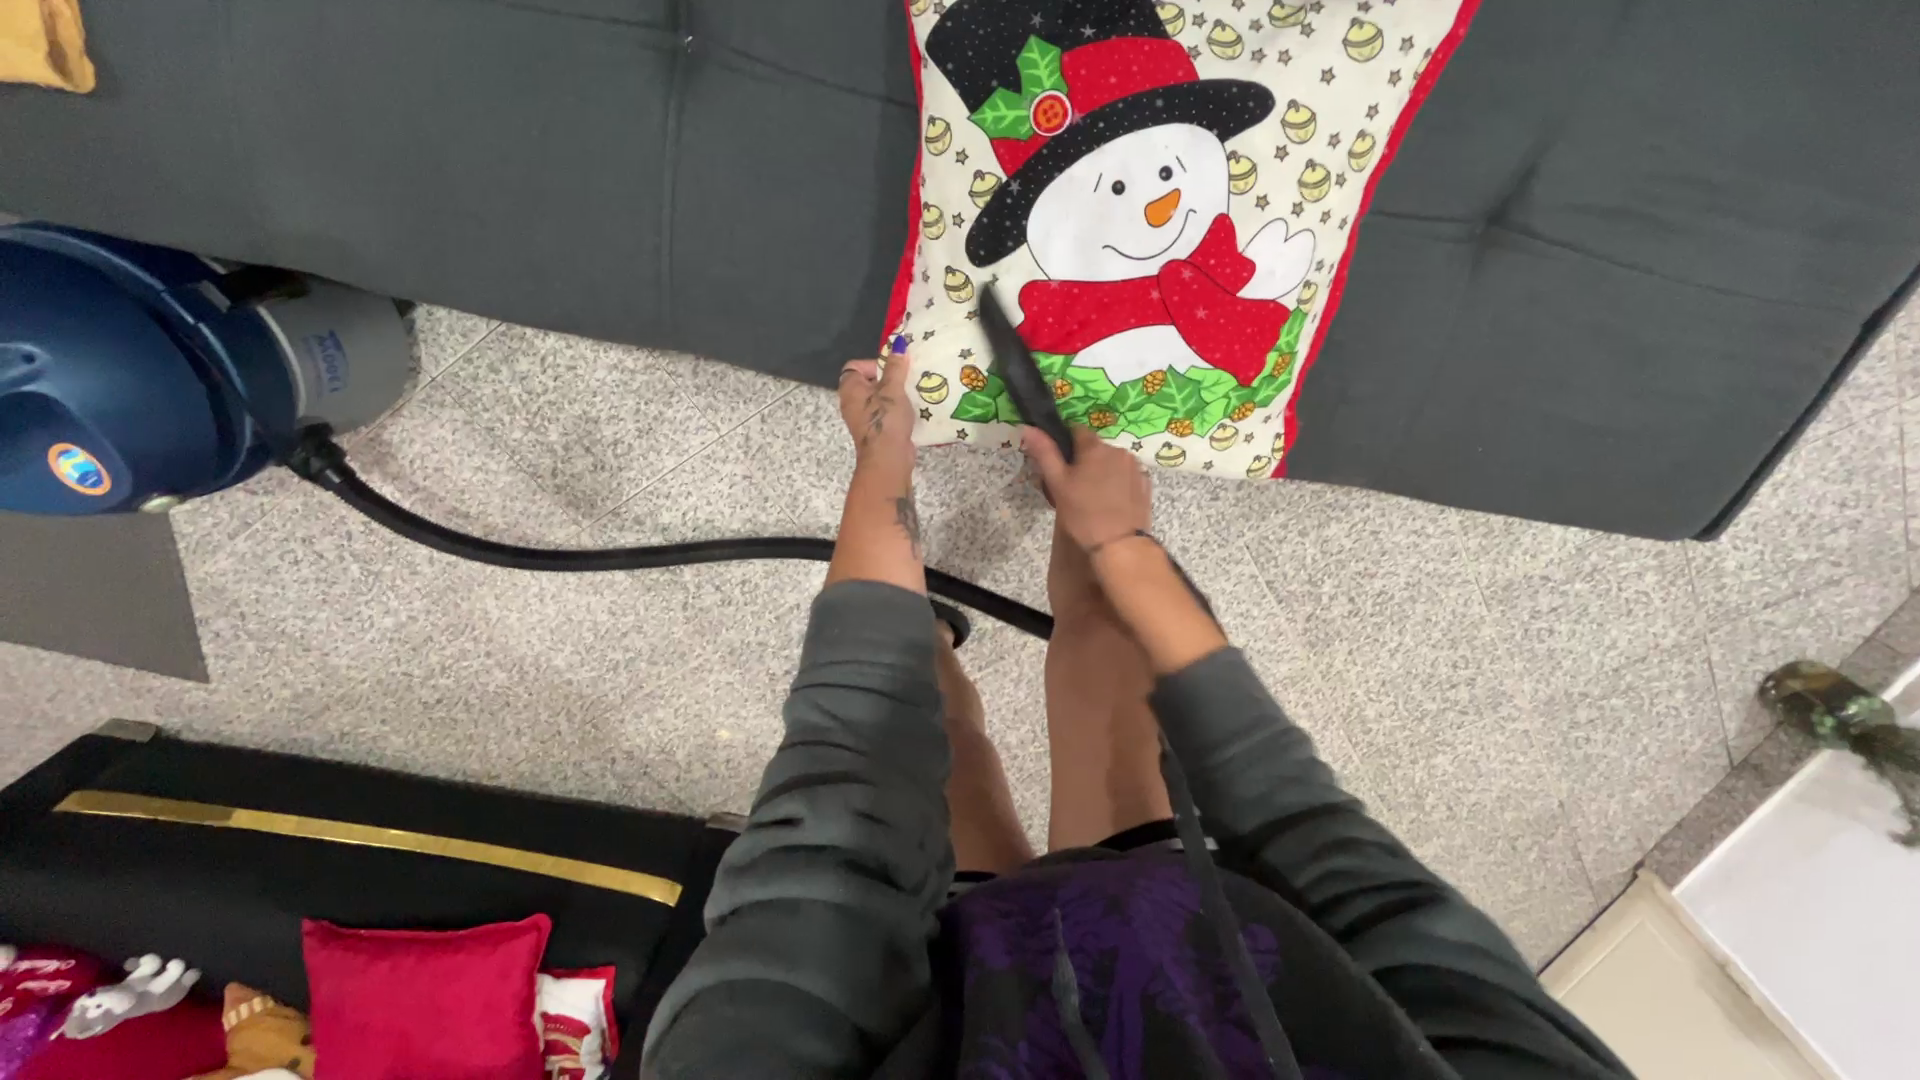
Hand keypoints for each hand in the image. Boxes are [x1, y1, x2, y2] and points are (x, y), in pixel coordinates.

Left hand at [838, 348, 914, 467]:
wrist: (888, 458)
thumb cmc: (886, 419)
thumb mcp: (893, 388)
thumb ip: (896, 366)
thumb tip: (898, 344)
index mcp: (850, 389)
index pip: (855, 366)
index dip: (874, 363)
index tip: (892, 367)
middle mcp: (851, 403)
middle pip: (869, 382)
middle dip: (889, 378)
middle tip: (907, 378)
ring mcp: (862, 418)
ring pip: (879, 398)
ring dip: (895, 395)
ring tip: (913, 392)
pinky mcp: (875, 430)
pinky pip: (885, 413)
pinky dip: (896, 410)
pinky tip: (913, 409)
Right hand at [1021, 425, 1151, 550]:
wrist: (1119, 544)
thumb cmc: (1083, 514)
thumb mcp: (1057, 483)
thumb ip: (1044, 452)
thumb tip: (1029, 428)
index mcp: (1095, 447)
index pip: (1076, 430)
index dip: (1065, 444)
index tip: (1060, 465)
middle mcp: (1119, 451)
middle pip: (1096, 448)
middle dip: (1084, 461)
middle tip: (1073, 487)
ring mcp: (1136, 468)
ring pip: (1112, 462)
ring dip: (1102, 472)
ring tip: (1093, 498)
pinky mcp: (1146, 485)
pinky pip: (1126, 476)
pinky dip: (1118, 484)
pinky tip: (1111, 503)